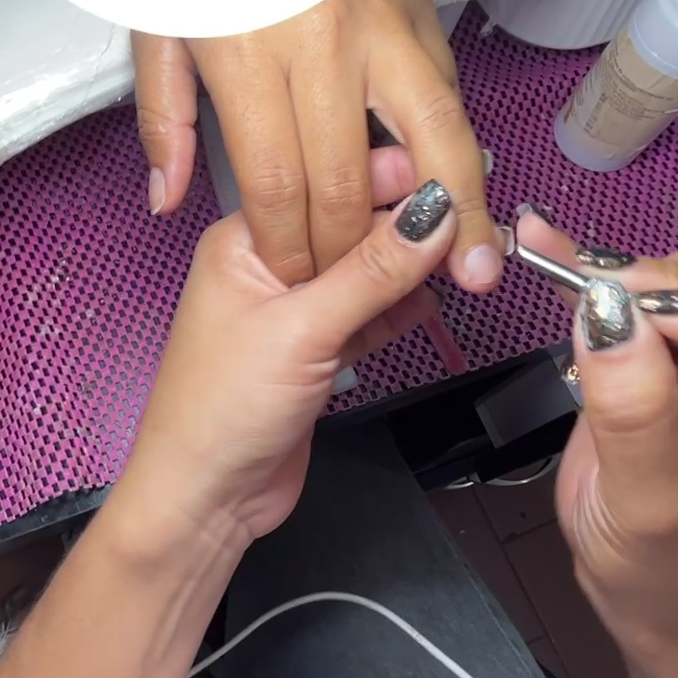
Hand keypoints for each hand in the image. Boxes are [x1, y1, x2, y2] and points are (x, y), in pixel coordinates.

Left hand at [112, 180, 457, 554]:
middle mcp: (267, 267)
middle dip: (405, 228)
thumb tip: (434, 214)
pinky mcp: (315, 351)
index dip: (384, 182)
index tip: (446, 179)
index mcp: (244, 240)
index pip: (322, 187)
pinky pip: (365, 317)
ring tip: (463, 261)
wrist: (208, 498)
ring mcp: (292, 311)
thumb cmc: (222, 409)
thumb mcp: (301, 329)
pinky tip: (430, 300)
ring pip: (362, 275)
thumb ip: (371, 272)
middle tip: (469, 224)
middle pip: (349, 229)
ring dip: (408, 271)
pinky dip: (396, 311)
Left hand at [132, 0, 501, 294]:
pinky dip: (455, 148)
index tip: (297, 278)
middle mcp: (325, 46)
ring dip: (456, 213)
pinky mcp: (422, 7)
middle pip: (348, 182)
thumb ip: (164, 121)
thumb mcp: (159, 28)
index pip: (280, 188)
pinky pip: (448, 94)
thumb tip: (168, 195)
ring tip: (475, 265)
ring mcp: (383, 25)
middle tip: (356, 285)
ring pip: (432, 139)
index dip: (292, 248)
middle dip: (352, 250)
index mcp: (252, 58)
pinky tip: (461, 188)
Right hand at [514, 213, 677, 651]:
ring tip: (588, 304)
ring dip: (653, 276)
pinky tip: (555, 253)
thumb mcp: (651, 508)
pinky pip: (661, 278)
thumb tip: (607, 311)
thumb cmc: (660, 566)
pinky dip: (606, 269)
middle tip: (612, 304)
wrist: (628, 575)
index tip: (677, 326)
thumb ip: (636, 416)